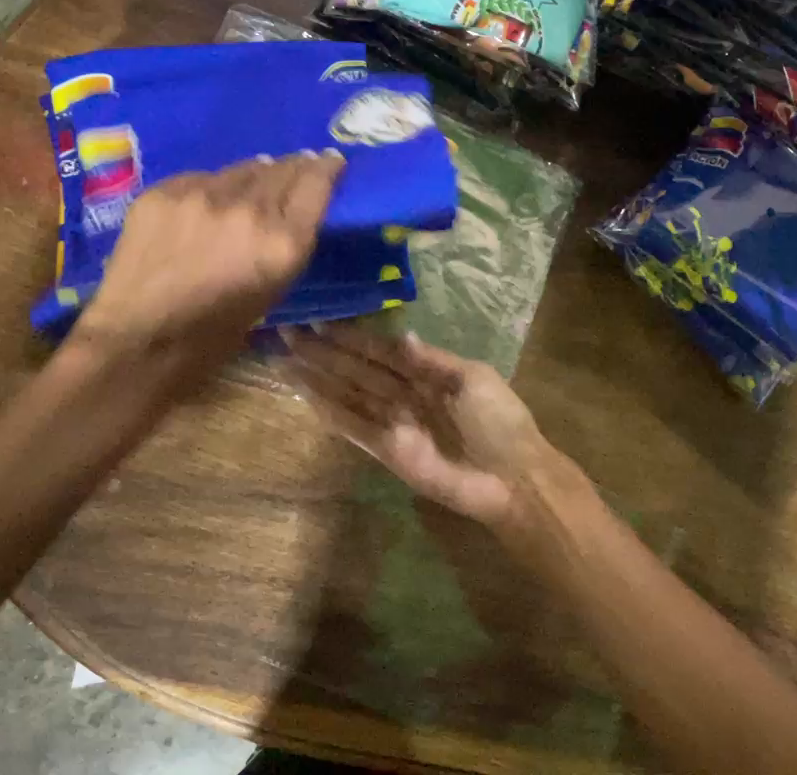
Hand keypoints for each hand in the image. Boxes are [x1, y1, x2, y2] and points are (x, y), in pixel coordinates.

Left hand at [69, 153, 342, 365]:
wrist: (142, 337)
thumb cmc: (217, 330)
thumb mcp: (275, 288)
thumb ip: (290, 241)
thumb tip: (292, 208)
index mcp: (284, 242)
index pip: (317, 183)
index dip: (327, 167)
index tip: (331, 161)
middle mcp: (250, 210)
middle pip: (284, 168)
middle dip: (296, 166)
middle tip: (300, 166)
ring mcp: (204, 196)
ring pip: (243, 168)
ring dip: (256, 174)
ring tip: (255, 182)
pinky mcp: (165, 191)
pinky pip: (201, 178)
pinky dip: (212, 187)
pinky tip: (208, 203)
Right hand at [282, 325, 561, 528]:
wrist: (510, 476)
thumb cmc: (500, 420)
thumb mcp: (473, 378)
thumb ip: (433, 359)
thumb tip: (402, 335)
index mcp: (429, 372)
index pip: (382, 350)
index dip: (353, 337)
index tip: (320, 320)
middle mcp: (406, 394)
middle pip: (358, 370)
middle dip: (325, 352)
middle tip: (287, 332)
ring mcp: (394, 423)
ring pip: (349, 395)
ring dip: (319, 379)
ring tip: (285, 360)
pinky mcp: (387, 451)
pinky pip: (354, 429)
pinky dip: (331, 414)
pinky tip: (307, 397)